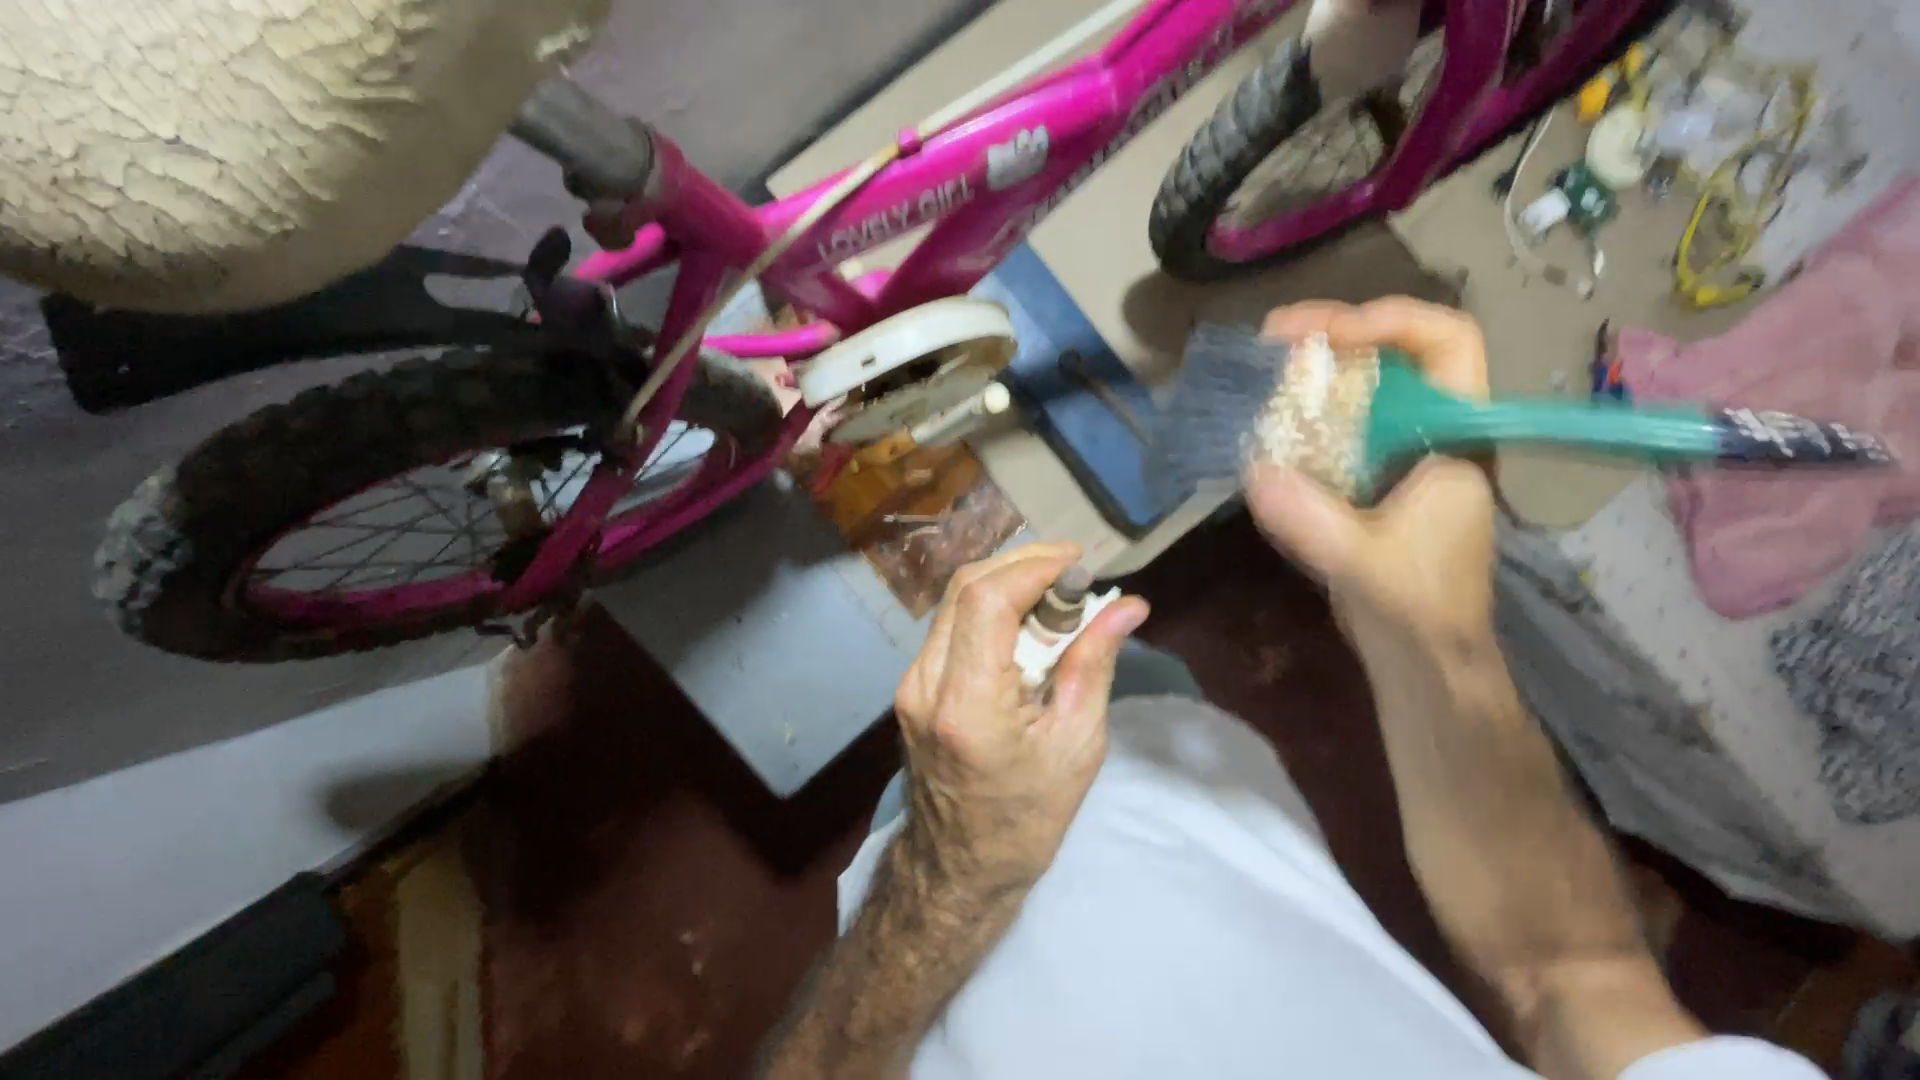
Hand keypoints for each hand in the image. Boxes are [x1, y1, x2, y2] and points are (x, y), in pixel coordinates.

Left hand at [892, 542, 1149, 899]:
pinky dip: (989, 608)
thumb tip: (1129, 605)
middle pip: (964, 588)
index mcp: (967, 705)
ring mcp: (910, 684)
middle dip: (1022, 565)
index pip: (987, 600)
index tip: (1080, 562)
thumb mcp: (1077, 744)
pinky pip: (950, 625)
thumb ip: (1093, 664)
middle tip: (1074, 572)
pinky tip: (1026, 620)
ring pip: (954, 602)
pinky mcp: (912, 687)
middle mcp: (925, 684)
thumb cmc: (1029, 818)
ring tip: (1057, 592)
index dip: (1034, 567)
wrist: (960, 868)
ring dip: (1006, 582)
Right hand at [1244, 298, 1497, 652]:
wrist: (1421, 658)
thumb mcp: (1365, 566)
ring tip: (1262, 366)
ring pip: (1363, 388)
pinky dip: (1300, 414)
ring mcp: (1399, 457)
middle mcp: (1431, 434)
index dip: (1391, 320)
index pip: (1446, 342)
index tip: (1327, 335)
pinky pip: (1336, 428)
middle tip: (1272, 337)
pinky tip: (1264, 422)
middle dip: (1335, 333)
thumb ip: (1315, 521)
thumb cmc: (1417, 609)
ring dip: (1313, 370)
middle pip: (1394, 354)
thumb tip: (1254, 472)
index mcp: (1454, 437)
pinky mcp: (1369, 482)